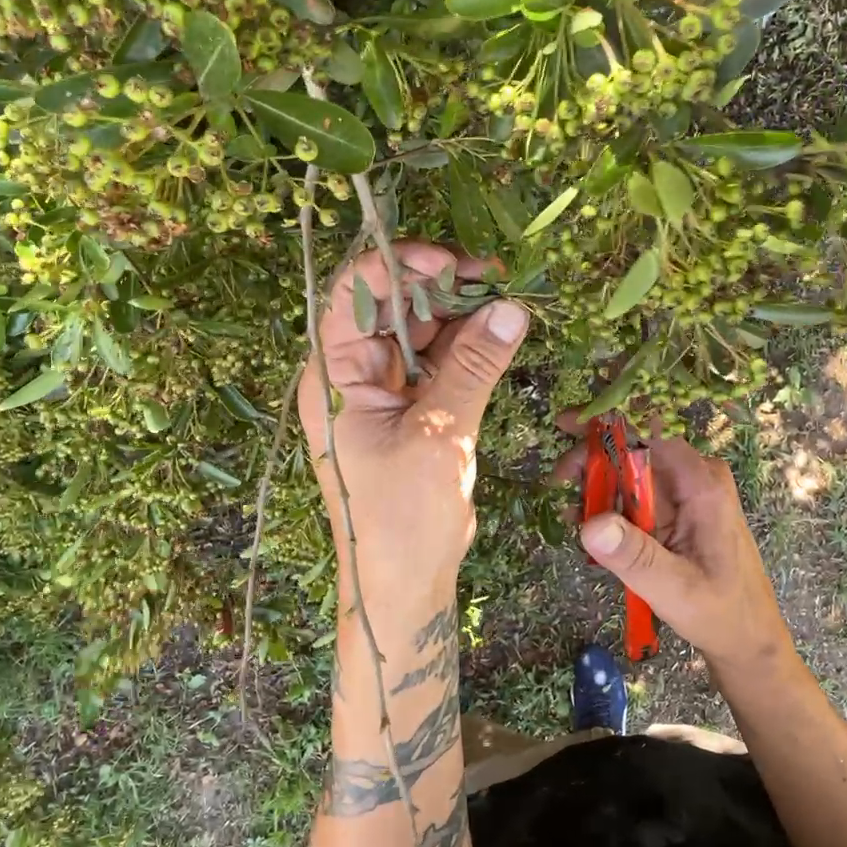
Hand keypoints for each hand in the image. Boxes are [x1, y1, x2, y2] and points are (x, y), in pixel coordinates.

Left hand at [299, 241, 530, 612]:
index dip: (397, 266)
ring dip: (460, 312)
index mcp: (334, 376)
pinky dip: (467, 344)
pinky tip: (499, 330)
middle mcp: (352, 374)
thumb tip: (513, 309)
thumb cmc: (403, 517)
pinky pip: (438, 360)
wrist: (403, 585)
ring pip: (419, 330)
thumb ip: (474, 367)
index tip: (449, 262)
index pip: (354, 295)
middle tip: (494, 274)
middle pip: (390, 306)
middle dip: (440, 285)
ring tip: (506, 296)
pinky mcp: (412, 407)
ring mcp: (383, 390)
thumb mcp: (440, 435)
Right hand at [553, 414, 793, 670]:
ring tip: (574, 516)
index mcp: (702, 484)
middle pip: (635, 448)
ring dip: (598, 486)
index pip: (651, 432)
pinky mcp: (677, 512)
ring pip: (631, 472)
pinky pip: (636, 496)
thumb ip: (633, 555)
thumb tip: (589, 521)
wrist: (749, 641)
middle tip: (558, 482)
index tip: (566, 424)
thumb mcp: (674, 589)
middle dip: (593, 459)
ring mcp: (686, 494)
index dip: (607, 423)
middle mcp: (695, 478)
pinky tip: (591, 531)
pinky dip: (610, 508)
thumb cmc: (720, 613)